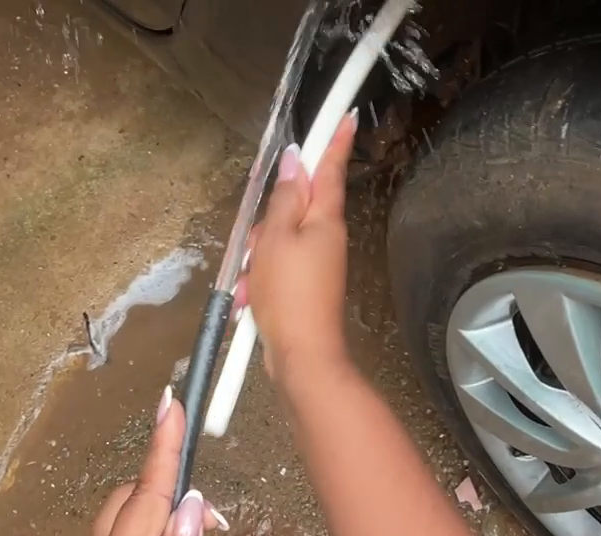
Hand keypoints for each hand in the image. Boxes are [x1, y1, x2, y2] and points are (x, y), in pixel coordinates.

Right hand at [238, 113, 356, 384]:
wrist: (301, 356)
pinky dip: (260, 283)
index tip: (349, 115)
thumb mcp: (276, 239)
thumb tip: (296, 161)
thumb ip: (284, 200)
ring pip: (278, 243)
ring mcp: (315, 266)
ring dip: (257, 259)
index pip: (329, 169)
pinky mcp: (303, 290)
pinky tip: (251, 302)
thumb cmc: (289, 295)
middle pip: (293, 209)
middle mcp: (325, 239)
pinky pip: (277, 272)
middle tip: (257, 246)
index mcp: (325, 220)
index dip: (335, 141)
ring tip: (251, 284)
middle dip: (266, 223)